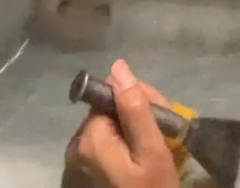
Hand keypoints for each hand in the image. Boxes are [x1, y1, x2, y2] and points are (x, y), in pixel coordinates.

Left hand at [63, 60, 180, 187]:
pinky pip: (106, 142)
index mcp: (89, 137)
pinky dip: (126, 142)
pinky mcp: (85, 173)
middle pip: (109, 108)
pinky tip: (142, 154)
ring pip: (110, 124)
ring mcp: (78, 162)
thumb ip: (135, 107)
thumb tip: (118, 66)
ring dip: (134, 125)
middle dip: (137, 111)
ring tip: (156, 141)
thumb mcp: (151, 149)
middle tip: (163, 128)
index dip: (138, 97)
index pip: (112, 94)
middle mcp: (76, 146)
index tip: (160, 110)